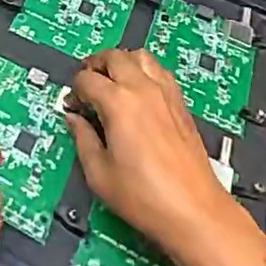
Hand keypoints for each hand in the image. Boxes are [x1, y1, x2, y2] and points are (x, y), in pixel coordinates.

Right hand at [64, 50, 252, 265]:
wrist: (193, 209)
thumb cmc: (145, 197)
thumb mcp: (100, 174)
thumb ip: (82, 139)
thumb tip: (74, 121)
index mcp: (118, 103)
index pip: (87, 79)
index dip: (74, 91)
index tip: (73, 105)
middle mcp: (142, 88)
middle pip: (113, 56)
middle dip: (95, 65)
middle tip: (87, 84)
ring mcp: (164, 91)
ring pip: (139, 55)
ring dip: (121, 61)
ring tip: (112, 81)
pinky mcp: (179, 101)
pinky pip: (159, 69)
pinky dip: (144, 70)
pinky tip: (138, 90)